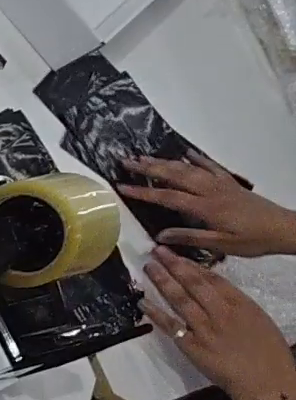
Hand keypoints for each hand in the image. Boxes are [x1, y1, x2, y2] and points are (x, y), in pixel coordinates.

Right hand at [120, 153, 295, 257]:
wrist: (288, 229)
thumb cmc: (254, 240)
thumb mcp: (221, 244)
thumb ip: (190, 238)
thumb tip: (159, 236)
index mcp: (208, 208)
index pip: (169, 197)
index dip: (143, 192)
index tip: (120, 186)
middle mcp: (214, 192)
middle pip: (177, 177)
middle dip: (151, 169)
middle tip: (128, 162)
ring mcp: (224, 186)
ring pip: (191, 170)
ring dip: (167, 162)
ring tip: (146, 158)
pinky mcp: (231, 185)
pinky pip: (213, 168)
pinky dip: (199, 159)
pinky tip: (186, 154)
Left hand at [144, 245, 295, 399]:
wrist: (267, 379)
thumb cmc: (266, 351)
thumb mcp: (257, 321)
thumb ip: (235, 306)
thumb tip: (214, 293)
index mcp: (242, 306)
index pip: (215, 280)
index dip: (193, 266)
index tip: (178, 254)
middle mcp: (222, 313)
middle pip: (195, 285)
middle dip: (175, 267)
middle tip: (157, 252)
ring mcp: (205, 328)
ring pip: (180, 300)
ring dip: (162, 282)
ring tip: (148, 268)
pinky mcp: (190, 343)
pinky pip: (169, 325)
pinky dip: (154, 312)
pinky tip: (142, 302)